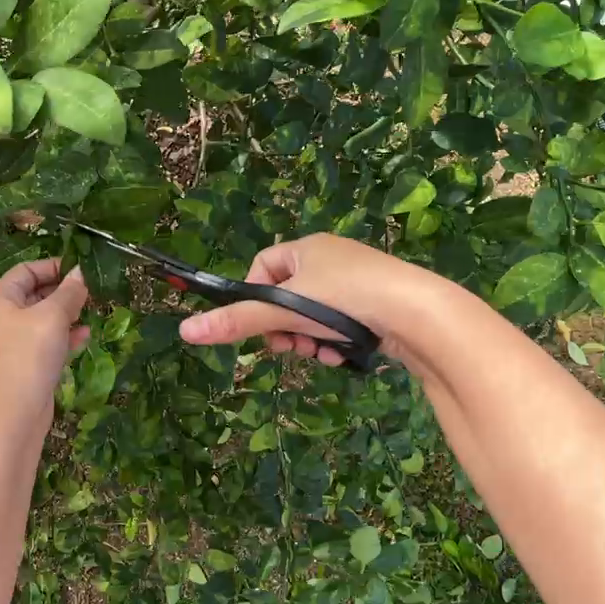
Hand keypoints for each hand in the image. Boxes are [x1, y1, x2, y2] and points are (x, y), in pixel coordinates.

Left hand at [0, 258, 90, 409]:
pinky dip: (63, 337)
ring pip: (41, 320)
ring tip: (89, 312)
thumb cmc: (29, 354)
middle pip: (33, 294)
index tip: (80, 269)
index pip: (25, 271)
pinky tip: (84, 337)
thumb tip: (79, 272)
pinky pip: (44, 342)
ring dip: (65, 315)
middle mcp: (0, 318)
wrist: (14, 410)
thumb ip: (68, 292)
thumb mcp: (52, 316)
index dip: (52, 266)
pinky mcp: (23, 364)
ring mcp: (10, 343)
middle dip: (61, 292)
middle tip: (89, 292)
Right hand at [177, 234, 444, 365]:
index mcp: (306, 247)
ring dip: (307, 339)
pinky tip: (341, 356)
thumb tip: (185, 331)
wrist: (419, 313)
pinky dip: (334, 342)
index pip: (262, 268)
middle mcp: (331, 258)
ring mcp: (358, 281)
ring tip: (319, 354)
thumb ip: (235, 321)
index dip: (253, 297)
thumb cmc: (346, 298)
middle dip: (282, 326)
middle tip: (288, 347)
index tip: (258, 324)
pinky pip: (340, 322)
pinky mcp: (379, 305)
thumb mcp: (283, 310)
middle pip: (286, 296)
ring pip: (313, 314)